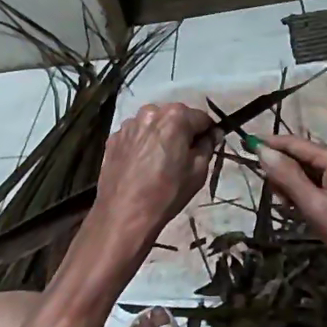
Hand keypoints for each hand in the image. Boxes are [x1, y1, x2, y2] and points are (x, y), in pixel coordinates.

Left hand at [93, 103, 216, 242]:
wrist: (124, 213)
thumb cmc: (167, 192)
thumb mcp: (198, 171)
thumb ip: (207, 145)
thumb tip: (213, 133)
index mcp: (175, 116)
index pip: (201, 118)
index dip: (207, 132)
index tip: (206, 147)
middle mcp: (150, 112)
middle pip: (174, 117)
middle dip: (182, 131)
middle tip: (183, 156)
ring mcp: (129, 124)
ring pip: (153, 124)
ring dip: (161, 135)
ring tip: (160, 160)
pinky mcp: (114, 138)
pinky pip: (136, 135)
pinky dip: (142, 143)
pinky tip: (142, 164)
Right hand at [255, 134, 326, 292]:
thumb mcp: (315, 207)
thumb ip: (288, 178)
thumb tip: (262, 150)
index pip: (295, 143)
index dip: (269, 144)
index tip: (244, 145)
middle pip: (301, 157)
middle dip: (282, 171)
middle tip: (273, 196)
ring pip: (309, 173)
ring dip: (292, 186)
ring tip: (287, 207)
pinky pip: (319, 185)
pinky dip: (305, 195)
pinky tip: (299, 210)